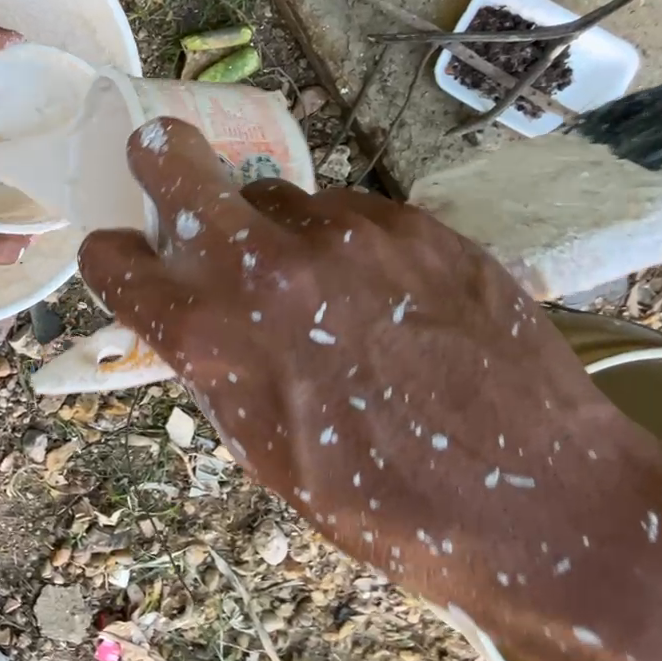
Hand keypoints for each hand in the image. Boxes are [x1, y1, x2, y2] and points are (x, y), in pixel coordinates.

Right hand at [76, 118, 644, 606]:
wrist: (549, 506)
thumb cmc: (378, 499)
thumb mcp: (255, 445)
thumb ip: (208, 360)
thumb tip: (188, 313)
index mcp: (209, 333)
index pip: (112, 257)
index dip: (113, 259)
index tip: (128, 263)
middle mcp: (261, 265)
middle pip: (172, 161)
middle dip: (157, 155)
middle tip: (160, 154)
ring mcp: (343, 234)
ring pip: (273, 195)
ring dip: (272, 228)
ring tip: (321, 282)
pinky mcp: (414, 223)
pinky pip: (348, 212)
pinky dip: (346, 241)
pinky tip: (387, 293)